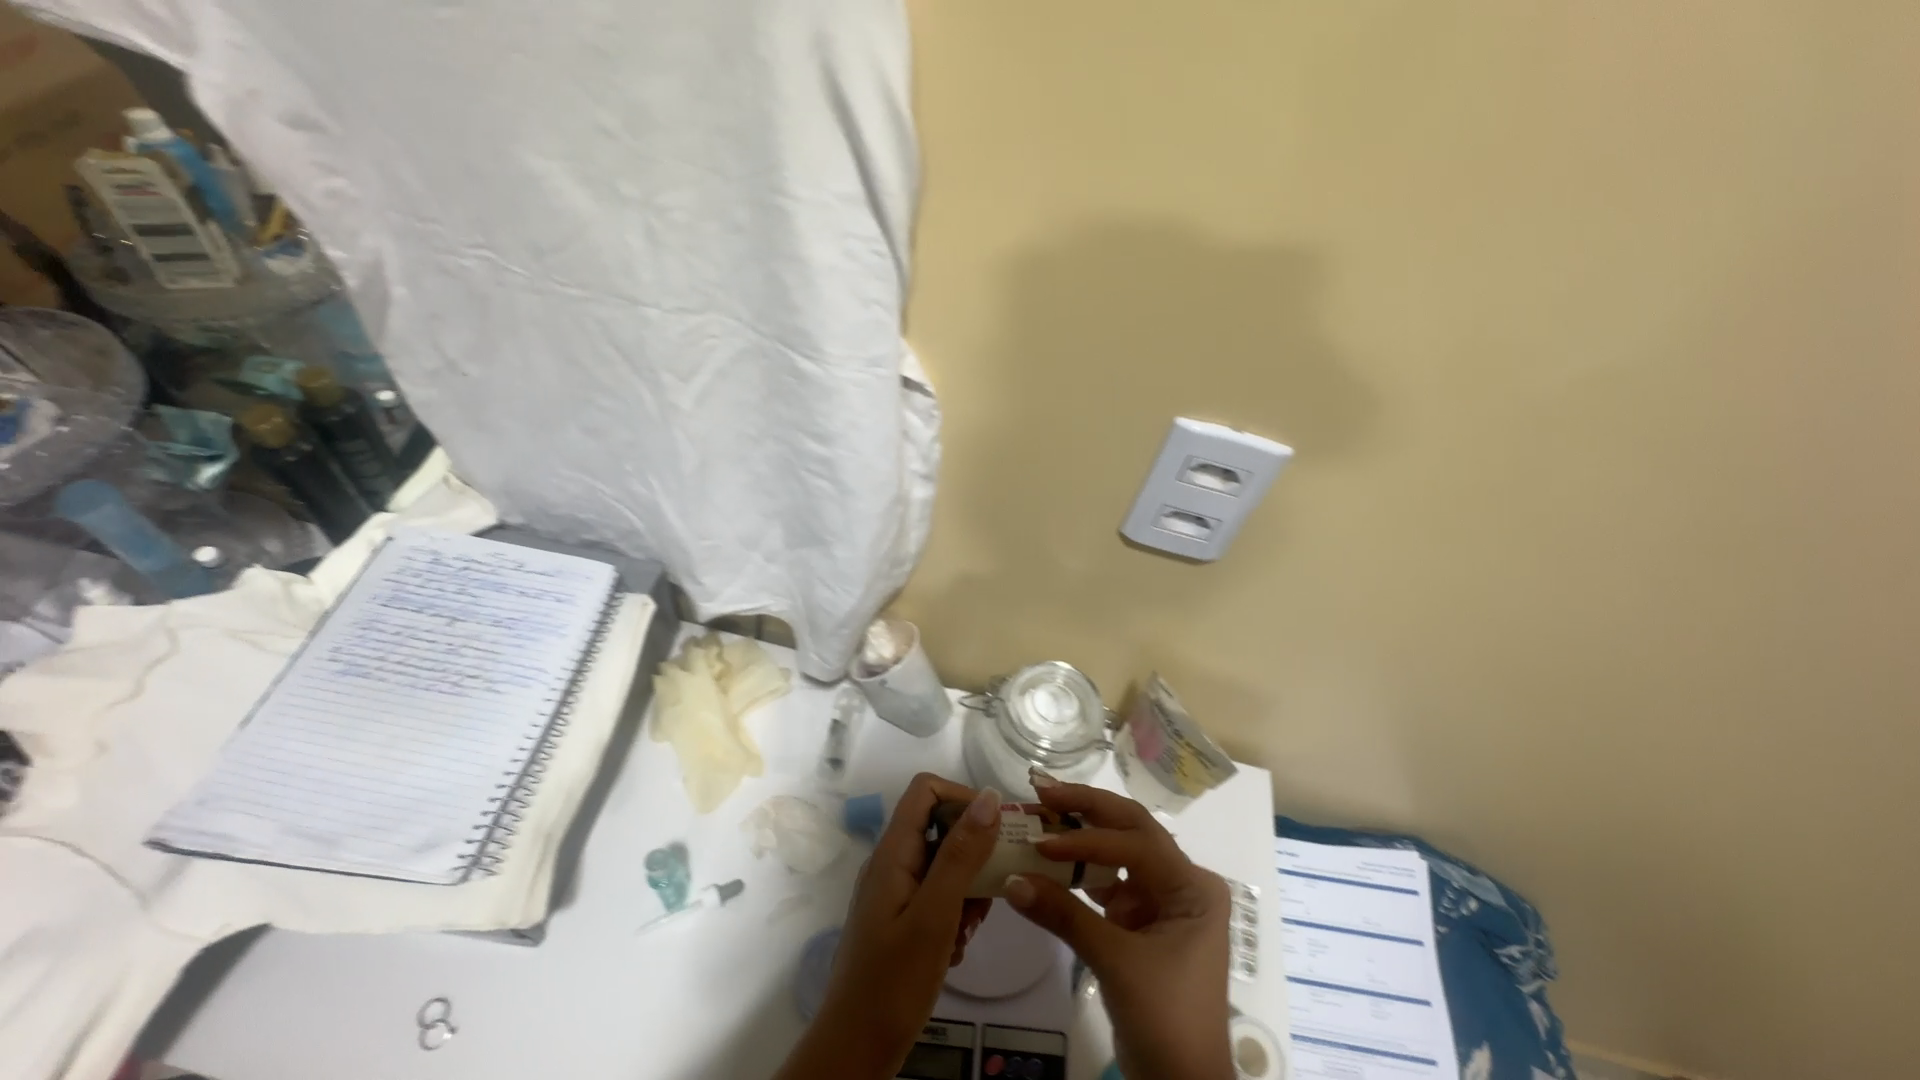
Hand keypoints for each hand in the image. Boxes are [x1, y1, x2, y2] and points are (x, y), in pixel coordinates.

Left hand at [775, 773, 998, 1079]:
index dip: (964, 797)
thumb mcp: (936, 915)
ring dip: (968, 888)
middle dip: (974, 851)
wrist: (856, 1047)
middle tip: (994, 891)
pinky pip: (937, 896)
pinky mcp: (901, 920)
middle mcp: (892, 864)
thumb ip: (962, 855)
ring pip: (944, 865)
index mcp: (893, 853)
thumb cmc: (894, 981)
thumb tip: (990, 797)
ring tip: (972, 927)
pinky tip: (958, 947)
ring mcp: (894, 892)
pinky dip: (955, 913)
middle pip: (940, 827)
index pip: (926, 790)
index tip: (998, 830)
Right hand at [1005, 774, 1233, 1079]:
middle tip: (1042, 790)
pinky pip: (1109, 887)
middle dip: (1088, 809)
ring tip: (1042, 814)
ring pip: (1119, 855)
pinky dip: (1080, 876)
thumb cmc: (1166, 1017)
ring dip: (1082, 838)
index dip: (1086, 837)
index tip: (1040, 840)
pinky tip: (1050, 866)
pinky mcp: (1144, 926)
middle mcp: (1183, 884)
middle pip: (1132, 832)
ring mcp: (1163, 904)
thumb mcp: (1115, 961)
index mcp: (1192, 886)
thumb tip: (1011, 879)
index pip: (1135, 842)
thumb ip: (1064, 915)